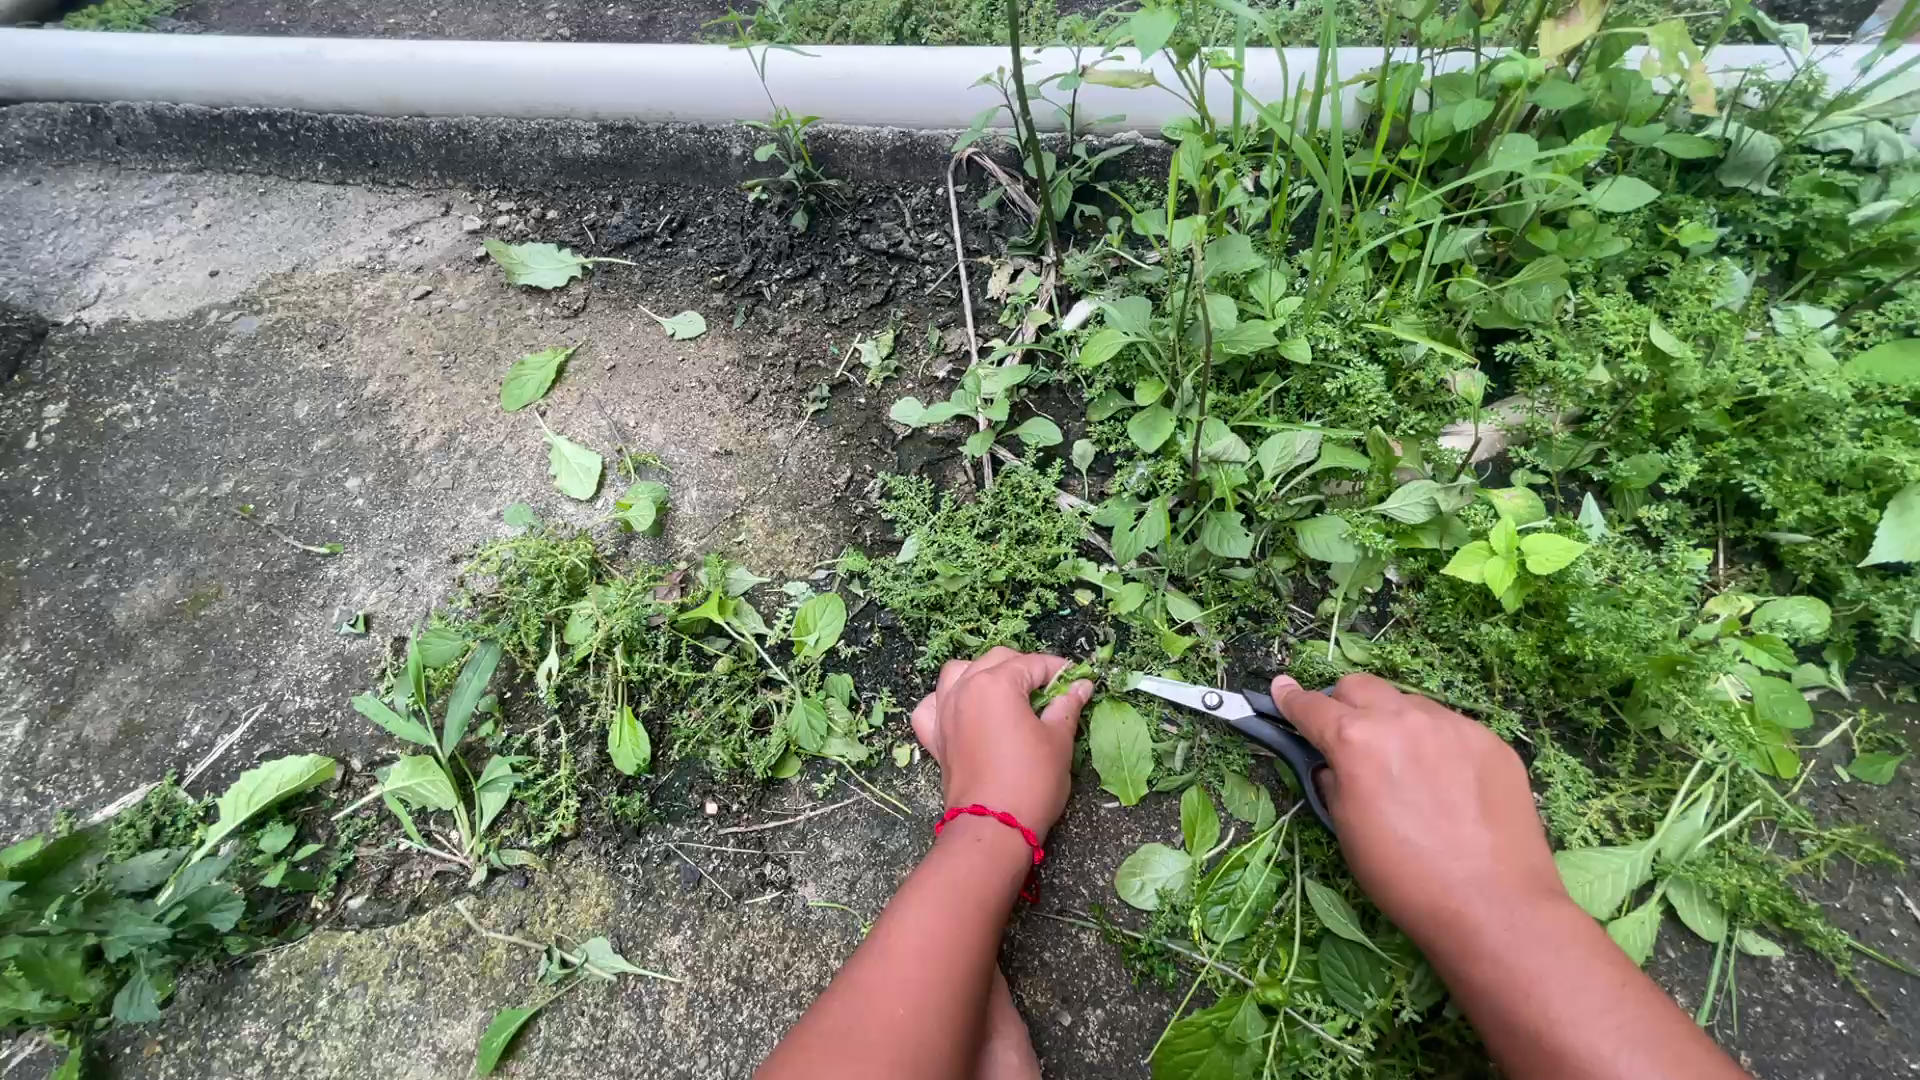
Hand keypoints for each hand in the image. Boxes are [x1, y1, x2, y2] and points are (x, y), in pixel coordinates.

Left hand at [910, 647, 1092, 839]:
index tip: (1077, 679)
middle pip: (997, 660)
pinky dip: (944, 701)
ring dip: (982, 673)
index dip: (1058, 670)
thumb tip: (1081, 685)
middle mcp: (965, 688)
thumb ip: (1067, 705)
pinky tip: (962, 710)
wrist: (993, 827)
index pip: (1032, 664)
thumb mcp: (1058, 740)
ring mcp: (944, 710)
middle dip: (1025, 668)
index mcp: (996, 684)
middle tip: (1051, 690)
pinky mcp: (934, 735)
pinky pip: (932, 705)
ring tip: (1006, 692)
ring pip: (959, 672)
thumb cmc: (1031, 781)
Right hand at [1272, 673, 1568, 950]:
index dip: (1289, 699)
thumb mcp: (1344, 826)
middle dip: (1343, 704)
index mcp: (1354, 740)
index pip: (1310, 705)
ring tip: (1405, 766)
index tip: (1281, 690)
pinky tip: (1446, 783)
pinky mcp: (1490, 742)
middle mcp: (1400, 719)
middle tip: (1347, 738)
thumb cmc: (1403, 875)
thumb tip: (1331, 761)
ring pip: (1406, 703)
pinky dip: (1433, 742)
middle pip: (1358, 686)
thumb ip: (1332, 778)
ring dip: (1392, 722)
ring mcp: (1451, 727)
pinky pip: (1448, 727)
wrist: (1495, 909)